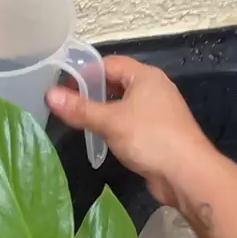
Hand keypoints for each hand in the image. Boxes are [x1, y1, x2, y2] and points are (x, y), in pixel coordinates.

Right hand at [47, 56, 218, 211]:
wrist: (186, 174)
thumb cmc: (150, 138)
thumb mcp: (110, 121)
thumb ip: (80, 109)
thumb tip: (49, 95)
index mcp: (145, 76)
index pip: (109, 63)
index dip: (85, 72)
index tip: (62, 86)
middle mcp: (154, 88)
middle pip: (117, 83)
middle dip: (92, 92)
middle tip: (66, 104)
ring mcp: (158, 111)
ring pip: (124, 104)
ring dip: (103, 110)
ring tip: (78, 120)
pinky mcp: (158, 133)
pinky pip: (131, 122)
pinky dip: (115, 126)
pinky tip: (102, 137)